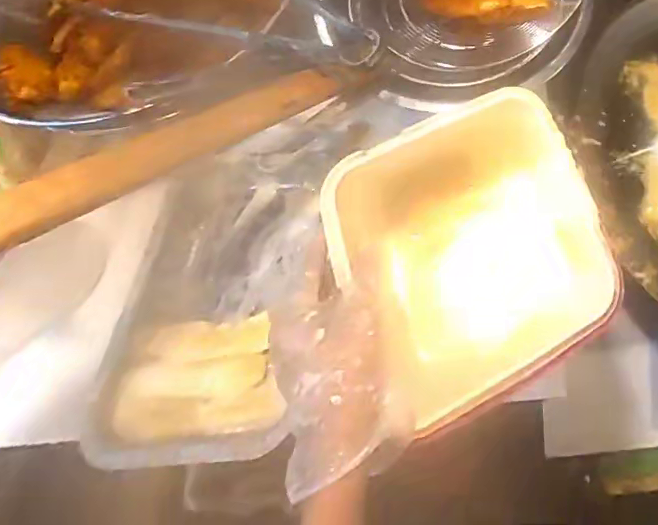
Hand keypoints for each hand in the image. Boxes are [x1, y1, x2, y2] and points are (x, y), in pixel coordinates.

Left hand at [271, 243, 406, 506]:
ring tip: (370, 267)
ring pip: (321, 304)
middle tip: (363, 239)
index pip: (305, 262)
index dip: (324, 237)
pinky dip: (344, 308)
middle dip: (336, 262)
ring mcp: (297, 349)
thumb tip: (370, 243)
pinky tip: (366, 305)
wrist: (342, 442)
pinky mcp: (312, 365)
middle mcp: (287, 327)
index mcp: (291, 312)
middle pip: (312, 283)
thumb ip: (364, 280)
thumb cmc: (345, 375)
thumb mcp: (360, 321)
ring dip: (342, 286)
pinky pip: (328, 323)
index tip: (342, 215)